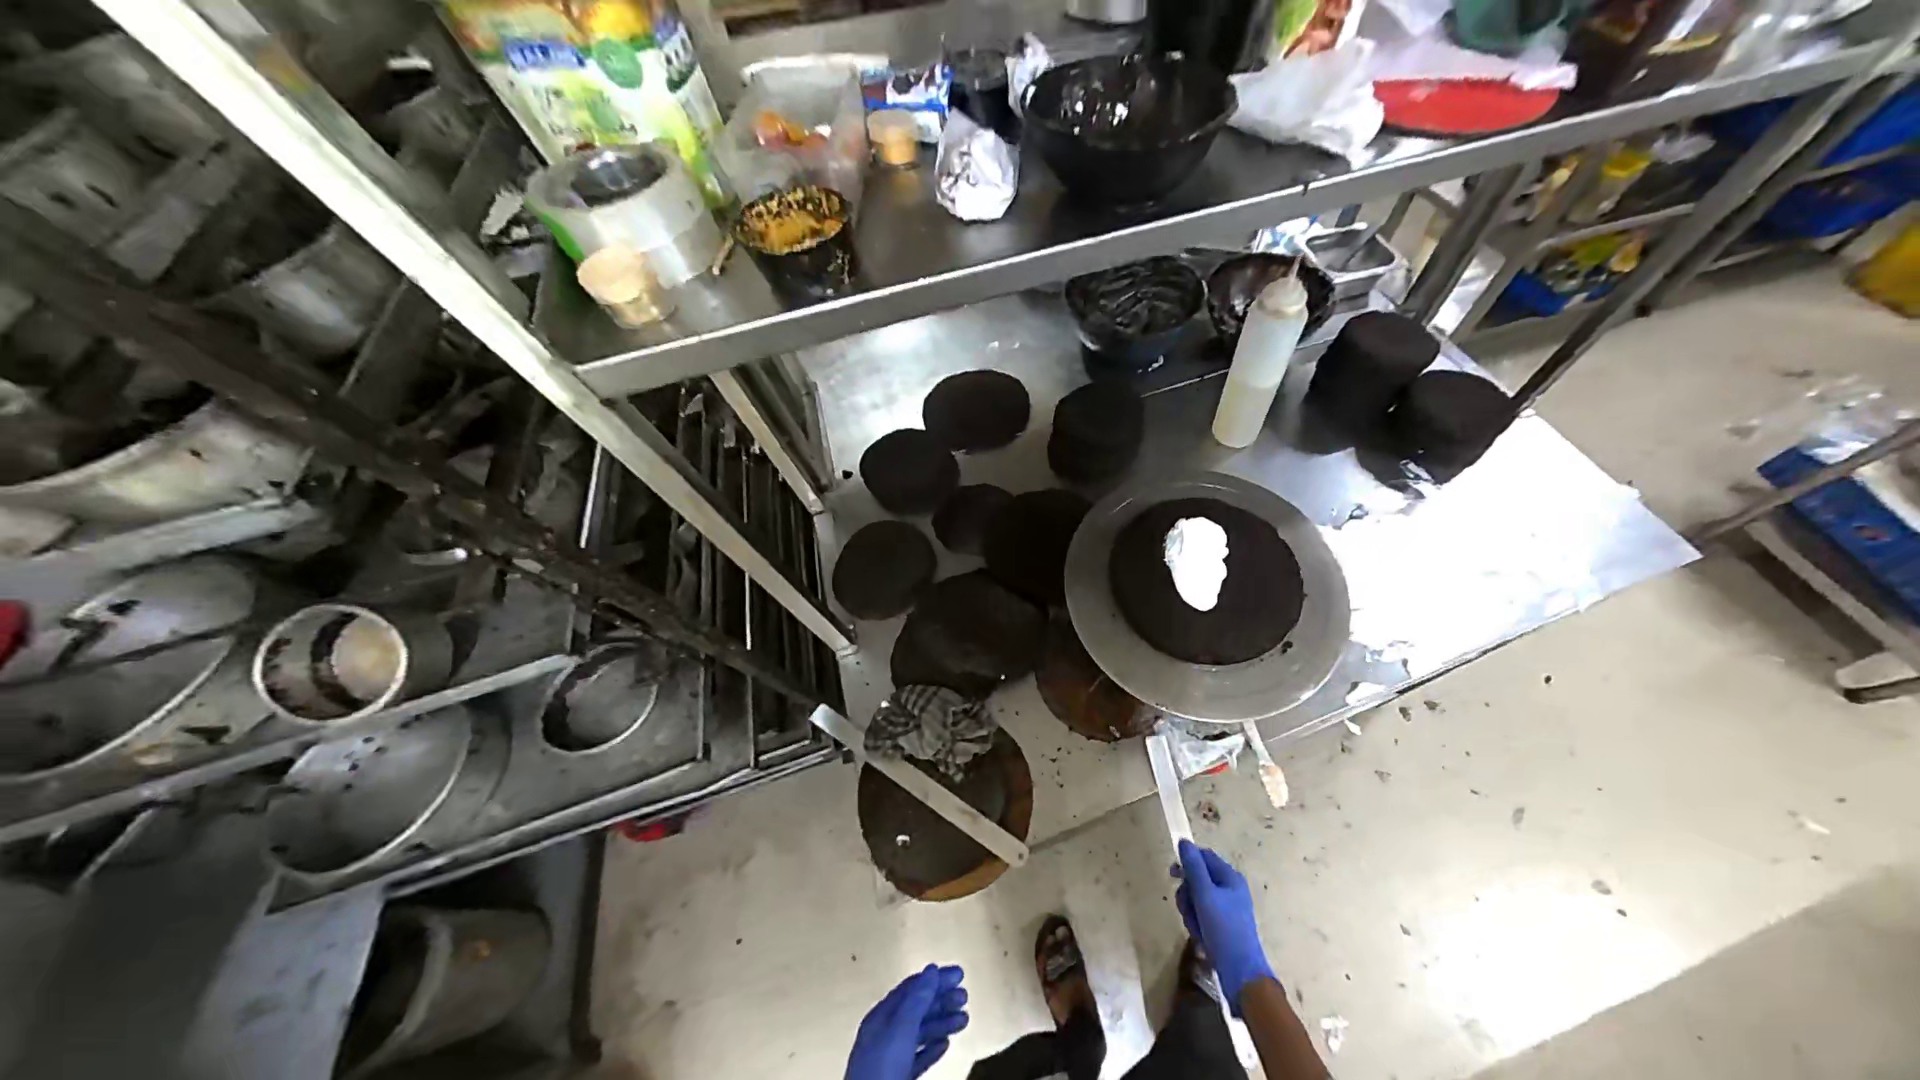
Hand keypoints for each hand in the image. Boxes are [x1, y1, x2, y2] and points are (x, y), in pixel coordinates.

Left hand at [845, 964, 969, 1079]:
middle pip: (917, 1009)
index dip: (935, 979)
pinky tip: (946, 1046)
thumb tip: (932, 970)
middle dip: (941, 1000)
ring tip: (965, 1019)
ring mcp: (890, 1057)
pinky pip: (918, 1058)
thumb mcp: (901, 1030)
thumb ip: (917, 1001)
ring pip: (920, 1033)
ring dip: (942, 1023)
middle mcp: (885, 1033)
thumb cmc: (883, 1067)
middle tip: (966, 996)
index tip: (960, 974)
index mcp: (882, 1016)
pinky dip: (932, 1049)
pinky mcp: (898, 1078)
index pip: (911, 988)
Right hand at [1172, 840, 1273, 1014]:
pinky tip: (1200, 935)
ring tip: (1195, 925)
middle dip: (1187, 892)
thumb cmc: (1224, 929)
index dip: (1187, 862)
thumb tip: (1184, 841)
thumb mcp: (1205, 894)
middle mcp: (1229, 889)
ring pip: (1196, 897)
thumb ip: (1193, 867)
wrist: (1240, 972)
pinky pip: (1201, 914)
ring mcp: (1225, 908)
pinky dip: (1196, 922)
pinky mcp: (1221, 925)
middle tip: (1186, 906)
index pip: (1204, 856)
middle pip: (1197, 878)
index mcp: (1230, 877)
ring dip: (1190, 910)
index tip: (1173, 874)